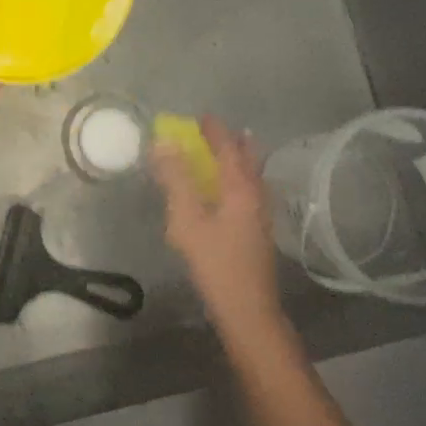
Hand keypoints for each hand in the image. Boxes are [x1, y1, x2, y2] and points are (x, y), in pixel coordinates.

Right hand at [150, 116, 285, 335]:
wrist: (247, 309)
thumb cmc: (215, 262)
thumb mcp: (187, 219)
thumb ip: (175, 180)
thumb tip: (164, 143)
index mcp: (240, 187)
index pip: (228, 147)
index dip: (214, 130)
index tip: (201, 116)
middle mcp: (256, 195)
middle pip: (248, 159)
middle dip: (234, 141)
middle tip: (217, 130)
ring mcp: (261, 215)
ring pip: (252, 176)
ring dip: (239, 160)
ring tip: (227, 153)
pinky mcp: (259, 232)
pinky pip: (250, 191)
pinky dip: (239, 179)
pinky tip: (229, 192)